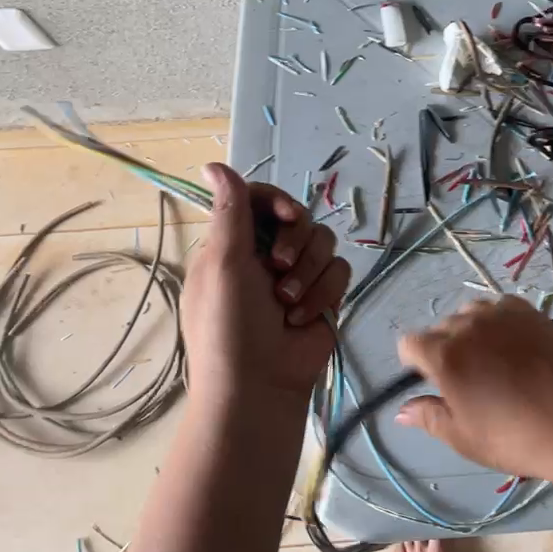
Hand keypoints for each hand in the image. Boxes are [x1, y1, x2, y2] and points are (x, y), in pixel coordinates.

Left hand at [180, 163, 350, 404]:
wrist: (260, 388)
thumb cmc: (230, 327)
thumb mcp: (224, 265)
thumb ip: (230, 212)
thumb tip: (212, 163)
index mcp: (234, 245)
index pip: (260, 199)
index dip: (278, 200)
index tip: (288, 215)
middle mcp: (266, 255)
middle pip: (299, 216)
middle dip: (295, 242)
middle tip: (280, 268)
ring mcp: (298, 275)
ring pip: (323, 241)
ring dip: (309, 272)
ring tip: (289, 303)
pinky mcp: (324, 294)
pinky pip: (339, 269)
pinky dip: (324, 292)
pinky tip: (304, 317)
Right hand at [394, 296, 552, 485]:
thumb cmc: (514, 437)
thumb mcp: (464, 438)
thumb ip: (429, 416)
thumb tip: (402, 409)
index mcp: (444, 356)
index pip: (410, 343)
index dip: (414, 362)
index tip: (430, 381)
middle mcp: (467, 325)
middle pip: (441, 328)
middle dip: (444, 349)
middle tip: (467, 381)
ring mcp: (500, 313)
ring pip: (470, 314)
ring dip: (471, 332)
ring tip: (491, 362)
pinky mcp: (528, 310)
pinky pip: (500, 307)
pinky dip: (498, 321)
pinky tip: (512, 346)